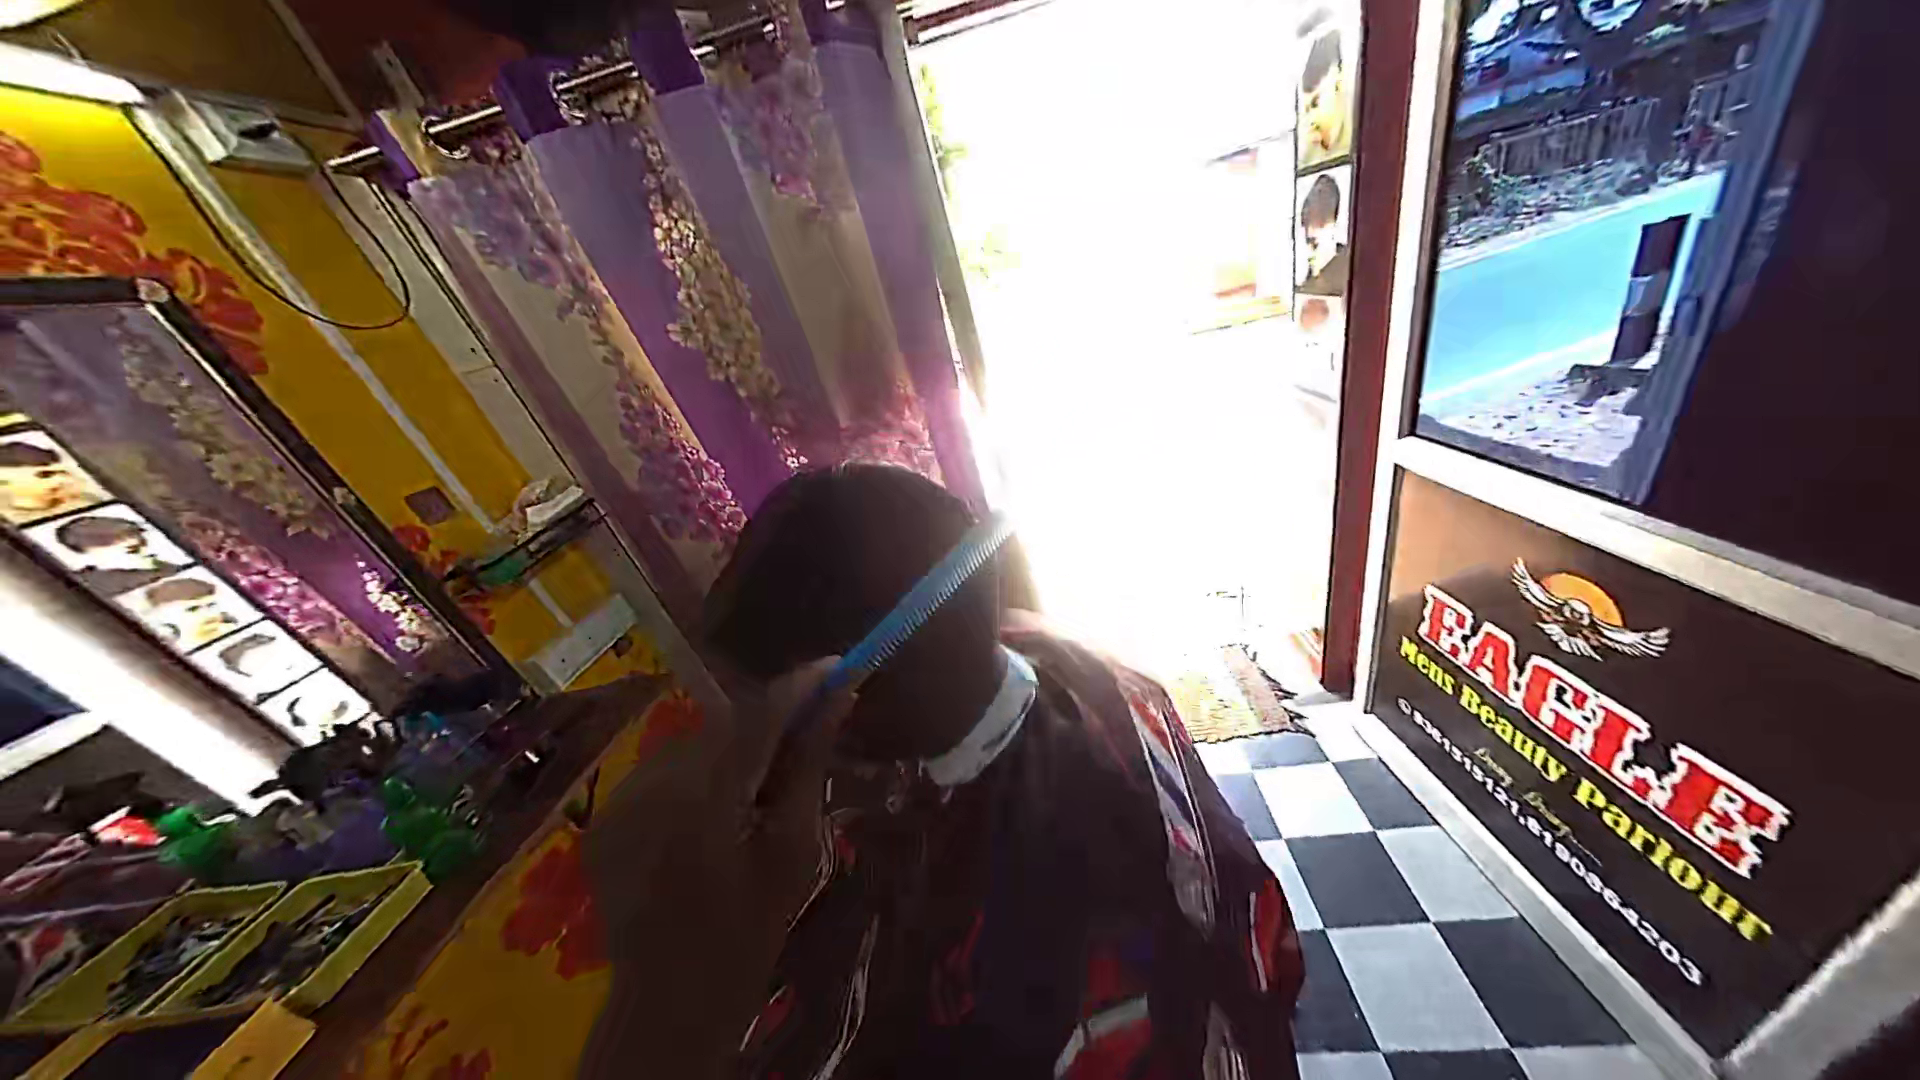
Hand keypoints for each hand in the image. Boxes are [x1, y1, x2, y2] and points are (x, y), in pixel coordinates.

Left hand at [579, 659, 853, 1078]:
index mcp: (706, 802)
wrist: (670, 999)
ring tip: (758, 783)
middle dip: (770, 720)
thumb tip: (839, 698)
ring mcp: (622, 798)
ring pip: (697, 741)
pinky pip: (668, 766)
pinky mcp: (606, 812)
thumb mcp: (796, 846)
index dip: (800, 685)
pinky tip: (717, 804)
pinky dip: (701, 769)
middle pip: (727, 723)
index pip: (759, 715)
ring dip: (734, 746)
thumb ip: (810, 763)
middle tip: (806, 731)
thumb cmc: (750, 927)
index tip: (836, 666)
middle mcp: (654, 786)